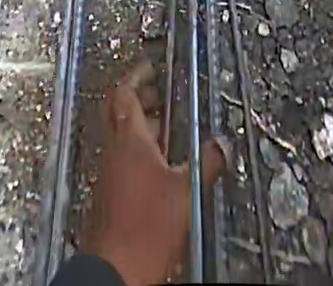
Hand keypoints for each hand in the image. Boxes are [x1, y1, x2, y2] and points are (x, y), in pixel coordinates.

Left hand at [85, 60, 224, 285]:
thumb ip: (208, 162)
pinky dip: (140, 151)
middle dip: (138, 97)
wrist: (115, 271)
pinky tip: (161, 163)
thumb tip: (222, 145)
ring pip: (121, 135)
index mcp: (130, 140)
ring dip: (141, 125)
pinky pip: (123, 159)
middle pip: (118, 111)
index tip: (150, 66)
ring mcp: (110, 173)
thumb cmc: (145, 228)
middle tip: (158, 90)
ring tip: (167, 124)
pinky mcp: (110, 194)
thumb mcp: (187, 190)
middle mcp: (115, 152)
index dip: (136, 76)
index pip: (125, 94)